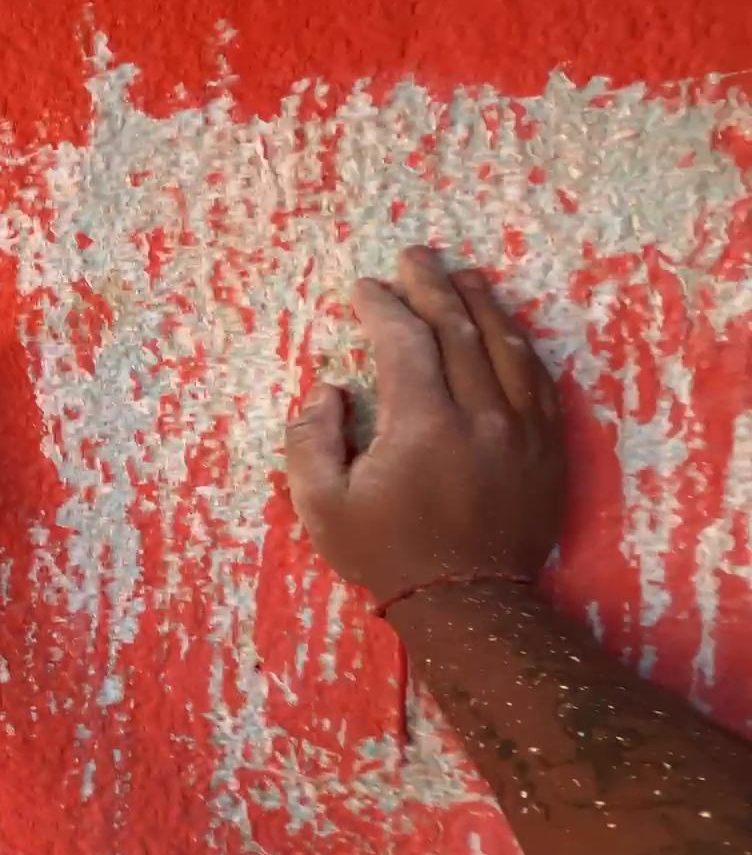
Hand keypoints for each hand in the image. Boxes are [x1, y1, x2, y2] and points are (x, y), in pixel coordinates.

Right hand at [285, 246, 565, 606]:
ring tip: (459, 274)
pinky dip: (517, 341)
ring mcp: (521, 427)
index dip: (381, 309)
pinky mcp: (544, 444)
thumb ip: (311, 440)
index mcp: (421, 426)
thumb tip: (326, 391)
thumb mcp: (318, 503)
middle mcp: (481, 415)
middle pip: (460, 331)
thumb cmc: (380, 550)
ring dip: (481, 303)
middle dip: (431, 287)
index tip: (360, 287)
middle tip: (412, 256)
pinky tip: (504, 326)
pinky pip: (537, 376)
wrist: (465, 598)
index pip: (404, 345)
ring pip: (507, 345)